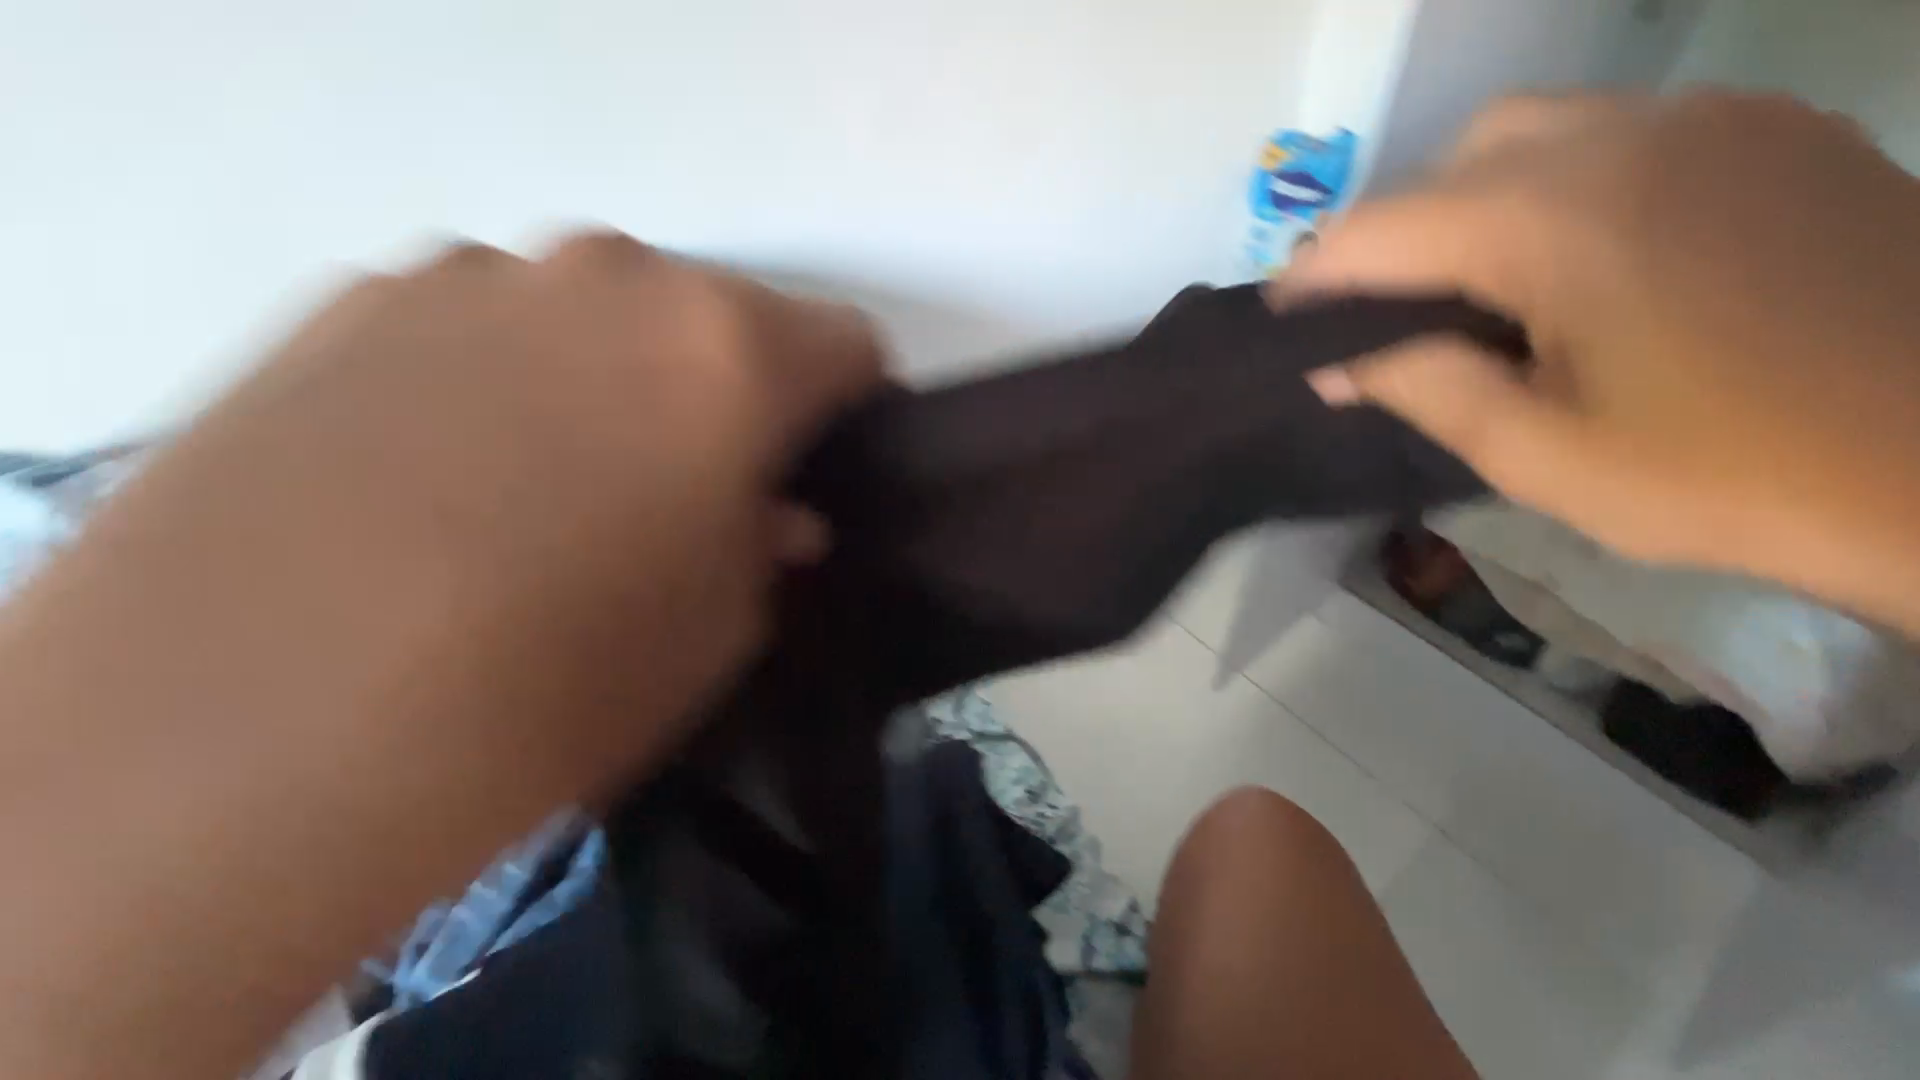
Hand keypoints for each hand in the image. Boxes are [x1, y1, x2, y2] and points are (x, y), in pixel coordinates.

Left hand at [141, 232, 882, 780]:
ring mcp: (473, 275)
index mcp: (729, 351)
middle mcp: (613, 278)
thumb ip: (766, 546)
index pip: (848, 344)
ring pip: (597, 314)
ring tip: (546, 486)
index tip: (820, 468)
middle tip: (683, 492)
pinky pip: (481, 325)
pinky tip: (435, 477)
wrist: (248, 728)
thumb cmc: (553, 687)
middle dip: (726, 393)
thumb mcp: (716, 632)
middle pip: (718, 319)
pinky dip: (496, 379)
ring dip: (609, 379)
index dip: (851, 407)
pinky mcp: (352, 300)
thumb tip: (777, 515)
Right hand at [1281, 92, 1919, 631]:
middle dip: (1396, 232)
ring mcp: (1714, 124)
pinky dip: (1562, 183)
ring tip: (1473, 285)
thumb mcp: (1539, 455)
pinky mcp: (1777, 134)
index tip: (1280, 322)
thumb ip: (1421, 386)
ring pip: (1537, 131)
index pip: (1381, 227)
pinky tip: (1578, 257)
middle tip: (1381, 313)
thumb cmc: (1729, 477)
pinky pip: (1625, 134)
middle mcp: (1629, 140)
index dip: (1313, 275)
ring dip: (1475, 201)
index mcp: (1559, 222)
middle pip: (1455, 159)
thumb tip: (1337, 361)